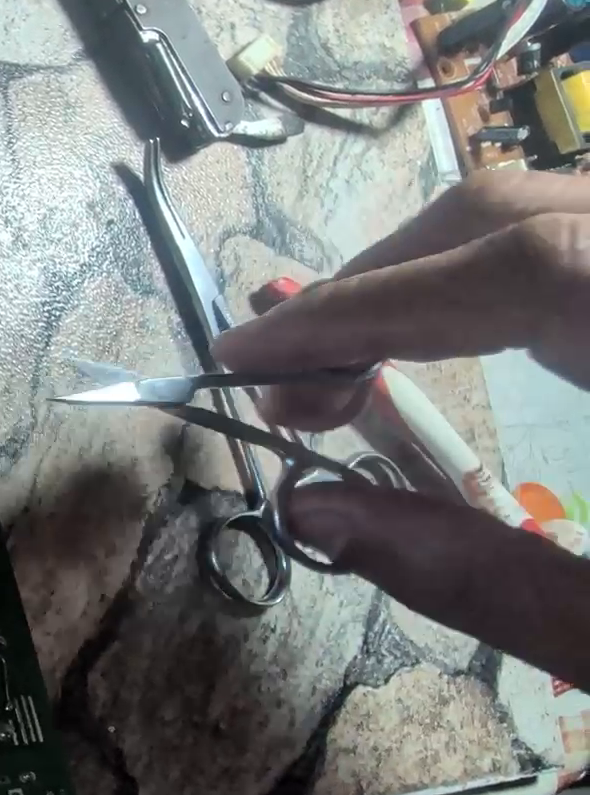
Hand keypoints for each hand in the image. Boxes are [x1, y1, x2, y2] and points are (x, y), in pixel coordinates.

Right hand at [215, 173, 589, 688]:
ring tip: (355, 373)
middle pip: (526, 215)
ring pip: (559, 216)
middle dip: (366, 293)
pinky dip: (487, 291)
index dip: (347, 307)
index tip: (239, 361)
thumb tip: (313, 511)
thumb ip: (485, 579)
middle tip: (294, 389)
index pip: (515, 270)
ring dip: (419, 286)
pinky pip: (589, 251)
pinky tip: (450, 348)